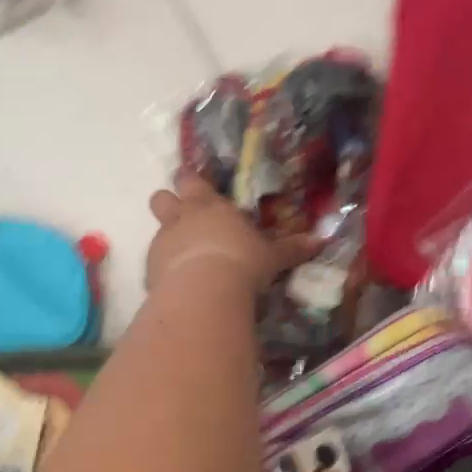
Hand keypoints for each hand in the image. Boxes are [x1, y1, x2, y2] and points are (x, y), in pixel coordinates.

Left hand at [145, 171, 312, 294]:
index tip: (194, 185)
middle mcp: (181, 218)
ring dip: (168, 239)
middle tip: (183, 217)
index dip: (190, 181)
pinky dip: (165, 271)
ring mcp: (162, 243)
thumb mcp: (272, 256)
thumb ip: (291, 249)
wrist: (205, 290)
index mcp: (210, 205)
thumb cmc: (243, 261)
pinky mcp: (150, 271)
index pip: (191, 180)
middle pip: (161, 198)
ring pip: (156, 230)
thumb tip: (320, 241)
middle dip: (169, 203)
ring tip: (186, 258)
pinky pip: (154, 265)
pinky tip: (181, 285)